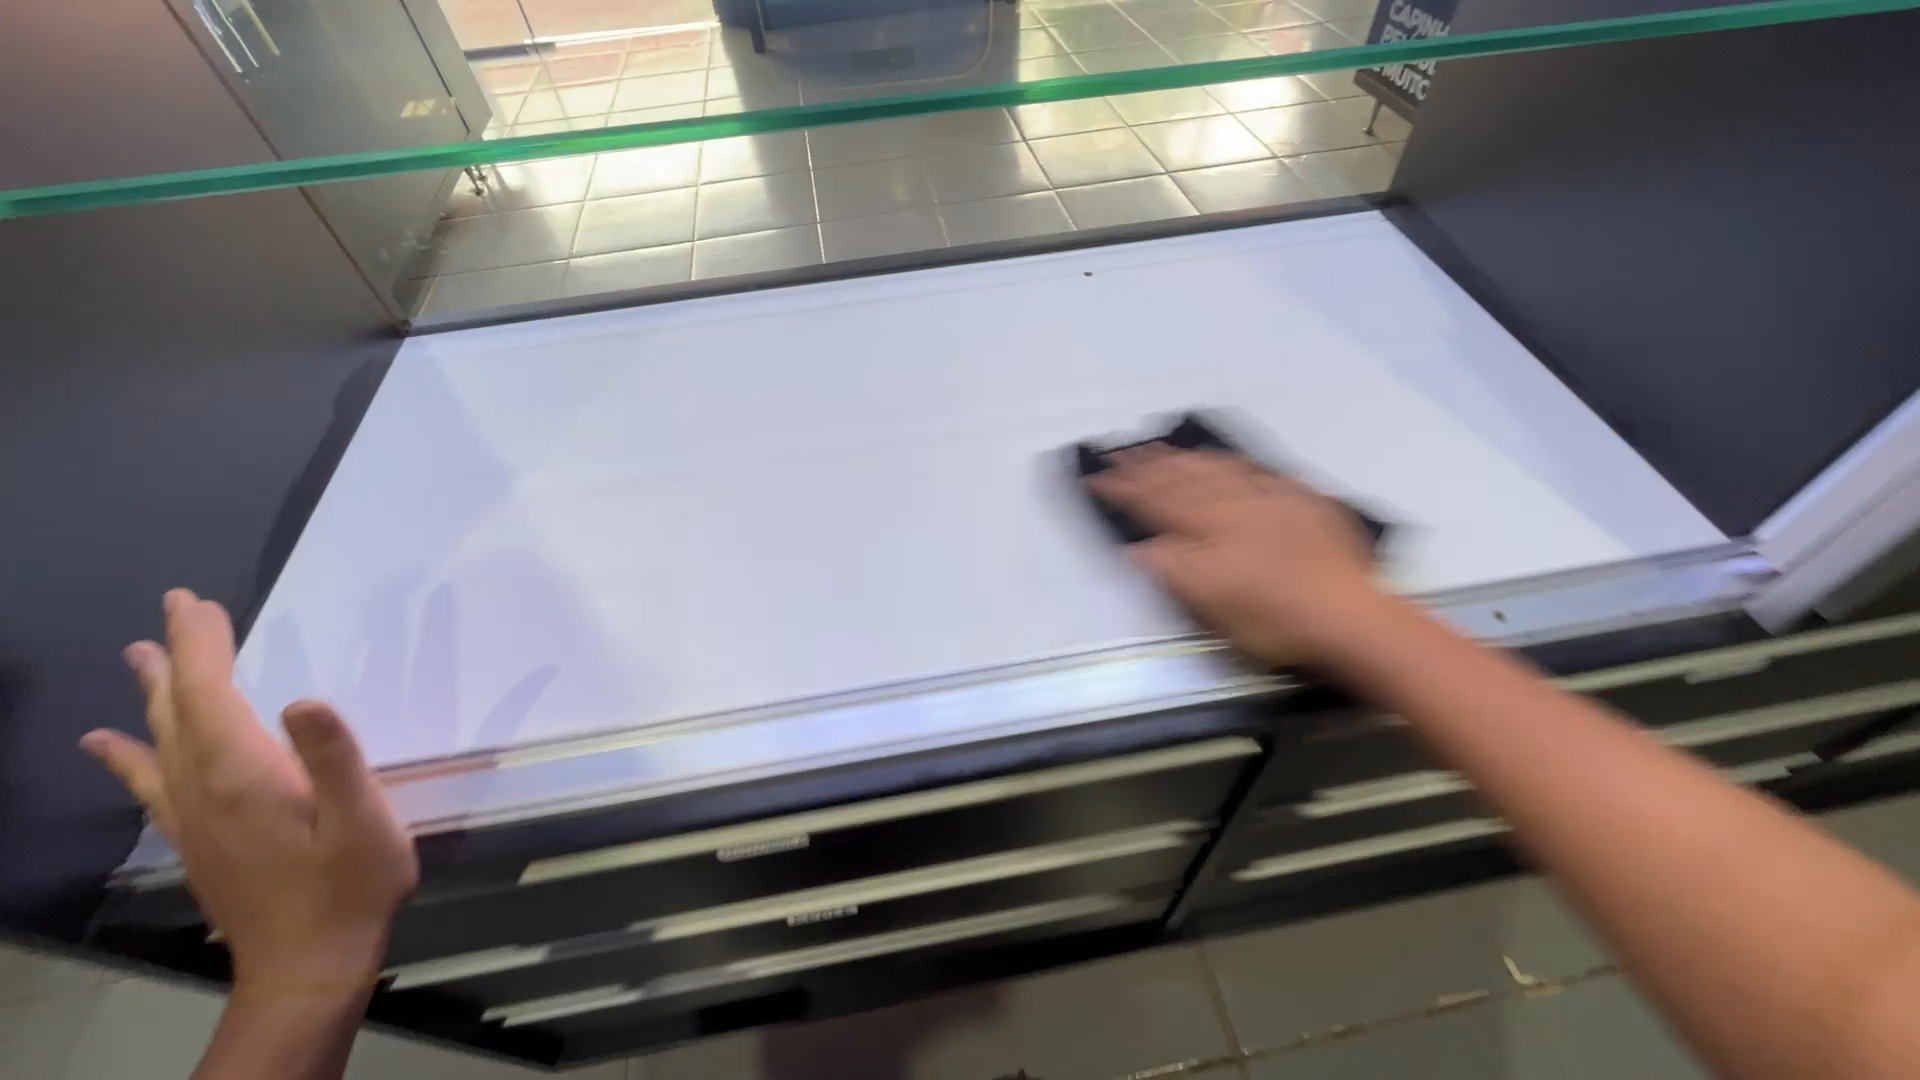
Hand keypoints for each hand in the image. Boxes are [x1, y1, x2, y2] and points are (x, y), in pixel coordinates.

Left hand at [81, 589, 417, 995]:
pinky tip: (111, 745)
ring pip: (160, 741)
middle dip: (177, 657)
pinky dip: (127, 757)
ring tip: (140, 657)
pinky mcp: (196, 838)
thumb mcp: (363, 818)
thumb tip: (303, 700)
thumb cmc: (350, 883)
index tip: (197, 604)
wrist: (308, 962)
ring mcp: (193, 817)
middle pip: (180, 710)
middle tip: (175, 611)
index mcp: (245, 776)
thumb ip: (334, 758)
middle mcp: (203, 789)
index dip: (203, 648)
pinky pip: (149, 784)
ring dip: (154, 695)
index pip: (213, 696)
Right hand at [1090, 444, 1386, 666]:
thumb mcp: (1212, 605)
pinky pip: (1258, 472)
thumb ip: (1173, 570)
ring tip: (1159, 446)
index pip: (1156, 503)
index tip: (1096, 476)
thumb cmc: (1273, 618)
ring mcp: (1270, 500)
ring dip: (1183, 458)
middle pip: (1183, 479)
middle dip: (1147, 465)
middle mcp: (1235, 506)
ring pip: (1217, 470)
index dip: (1124, 489)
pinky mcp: (1301, 503)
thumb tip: (1138, 548)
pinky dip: (1232, 462)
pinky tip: (1225, 458)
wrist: (1350, 615)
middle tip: (1118, 450)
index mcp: (1209, 529)